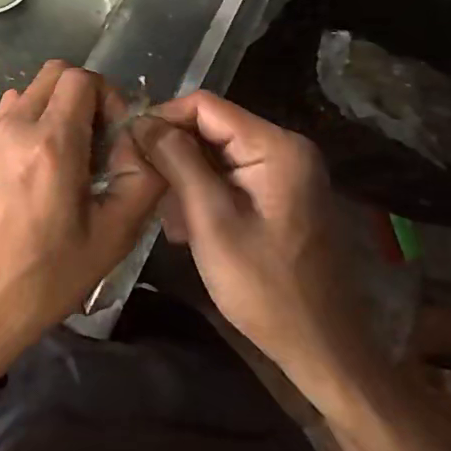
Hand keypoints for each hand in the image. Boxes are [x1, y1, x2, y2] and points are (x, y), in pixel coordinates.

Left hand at [0, 61, 164, 374]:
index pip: (83, 79)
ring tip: (75, 154)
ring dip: (61, 107)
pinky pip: (15, 112)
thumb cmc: (43, 278)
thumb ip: (143, 180)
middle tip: (101, 139)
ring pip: (35, 90)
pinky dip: (38, 120)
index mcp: (51, 143)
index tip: (117, 136)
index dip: (110, 97)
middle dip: (87, 95)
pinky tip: (47, 166)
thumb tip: (143, 145)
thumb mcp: (112, 236)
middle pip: (57, 73)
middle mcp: (17, 127)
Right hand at [137, 92, 367, 383]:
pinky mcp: (281, 193)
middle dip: (174, 154)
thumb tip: (144, 122)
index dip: (164, 118)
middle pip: (213, 128)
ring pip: (219, 153)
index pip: (206, 105)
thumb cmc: (265, 287)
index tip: (130, 145)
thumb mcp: (212, 222)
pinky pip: (233, 176)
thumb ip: (178, 163)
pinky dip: (206, 193)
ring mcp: (285, 170)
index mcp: (276, 145)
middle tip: (145, 187)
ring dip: (187, 178)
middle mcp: (284, 146)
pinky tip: (187, 227)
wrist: (321, 345)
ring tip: (168, 219)